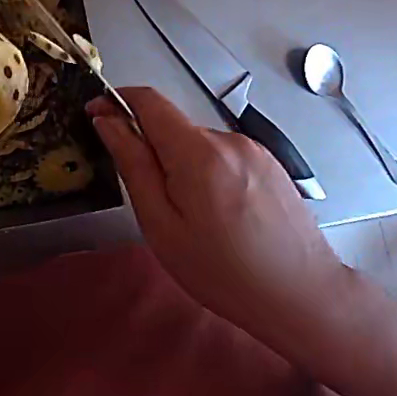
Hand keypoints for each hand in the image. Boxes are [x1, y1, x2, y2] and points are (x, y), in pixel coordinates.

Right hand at [87, 88, 359, 356]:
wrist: (301, 294)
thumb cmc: (221, 271)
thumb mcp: (161, 225)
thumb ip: (133, 166)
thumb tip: (108, 122)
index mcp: (197, 152)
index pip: (148, 101)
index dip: (116, 101)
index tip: (95, 114)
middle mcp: (228, 138)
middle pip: (173, 125)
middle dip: (149, 147)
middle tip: (149, 199)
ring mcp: (254, 149)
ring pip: (197, 142)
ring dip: (179, 163)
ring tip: (190, 216)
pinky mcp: (269, 162)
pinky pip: (222, 155)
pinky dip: (205, 172)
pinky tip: (218, 213)